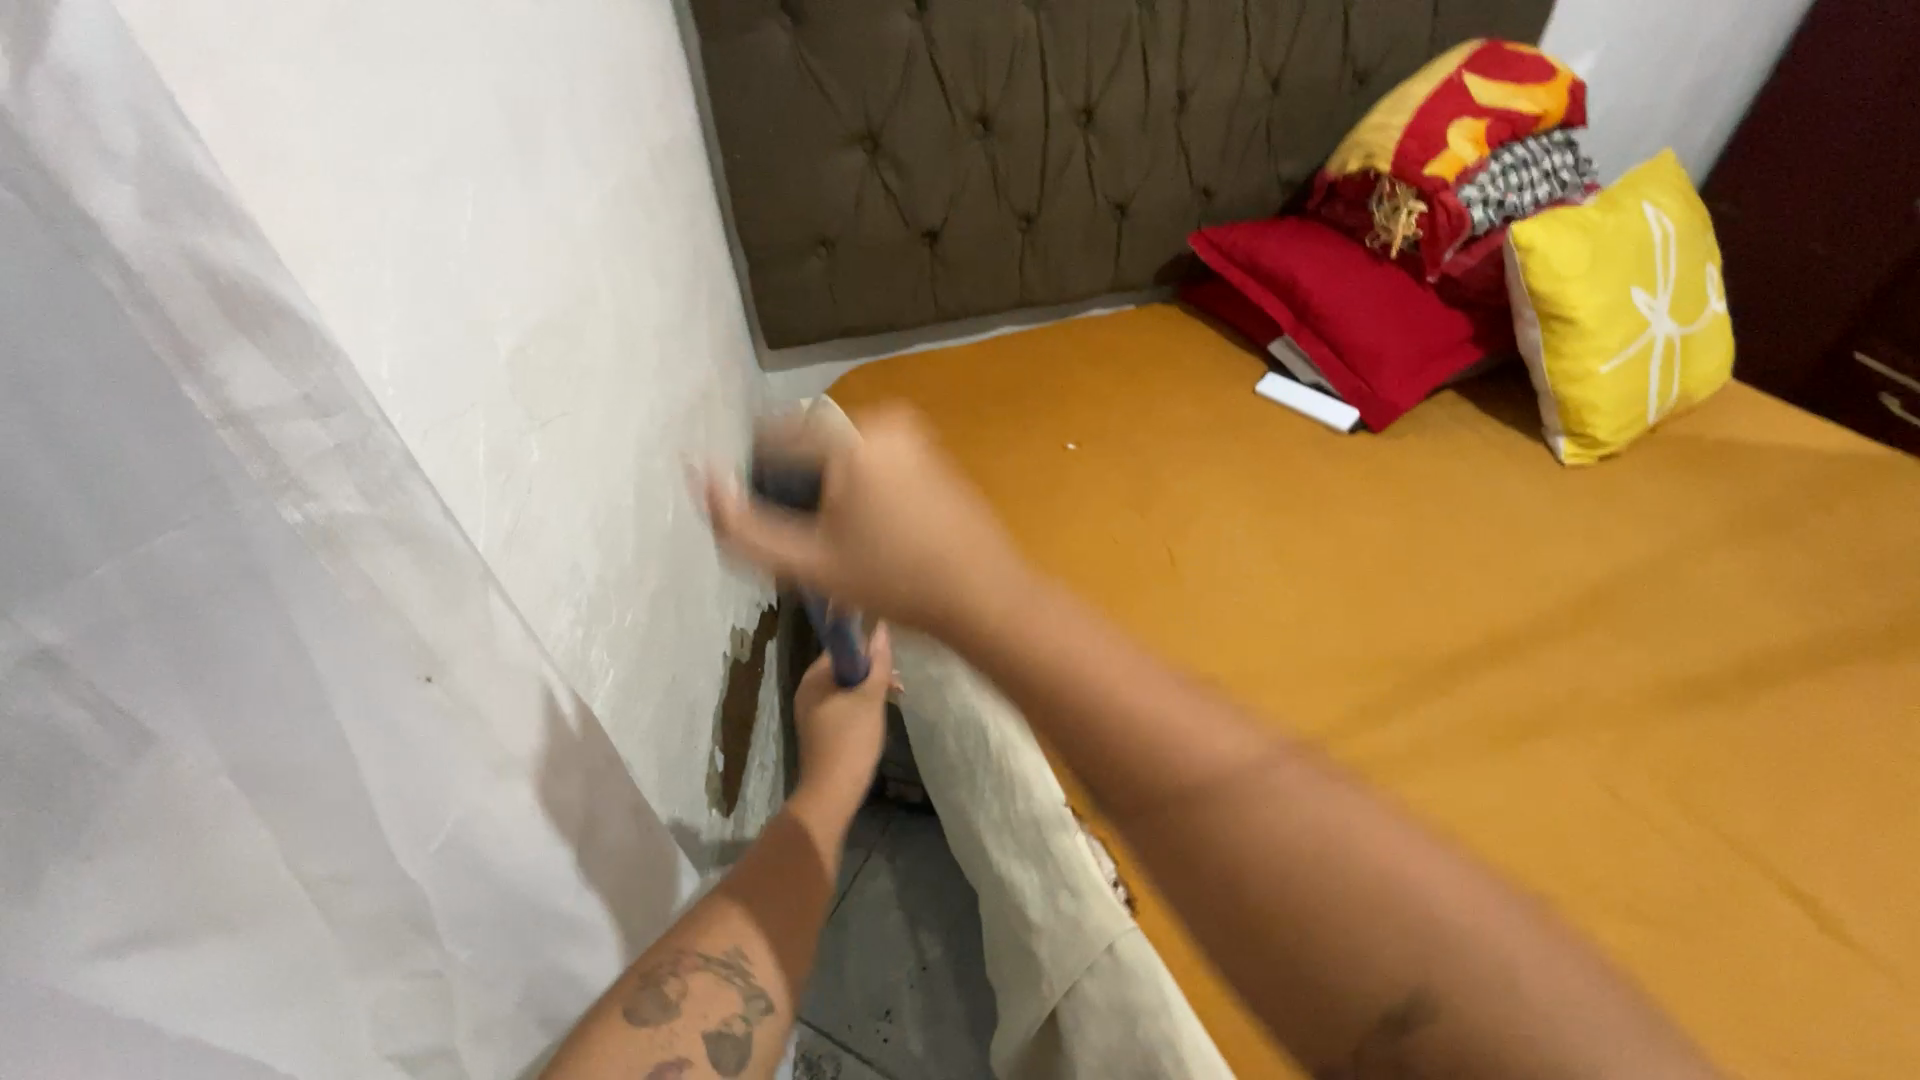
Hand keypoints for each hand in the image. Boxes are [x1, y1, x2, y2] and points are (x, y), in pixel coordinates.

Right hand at [706, 405, 1027, 637]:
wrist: (983, 596)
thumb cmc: (895, 583)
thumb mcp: (808, 565)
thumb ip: (744, 528)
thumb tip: (700, 478)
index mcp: (849, 437)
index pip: (769, 439)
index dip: (762, 486)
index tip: (784, 532)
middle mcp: (882, 419)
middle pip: (807, 448)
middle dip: (800, 492)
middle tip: (819, 546)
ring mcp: (913, 434)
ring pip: (840, 457)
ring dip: (830, 494)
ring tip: (852, 545)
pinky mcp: (931, 451)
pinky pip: (873, 460)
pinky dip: (862, 490)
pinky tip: (880, 535)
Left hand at [791, 624, 893, 804]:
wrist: (833, 792)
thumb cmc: (851, 739)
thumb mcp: (870, 697)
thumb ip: (879, 663)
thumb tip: (882, 627)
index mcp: (814, 678)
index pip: (842, 648)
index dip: (868, 651)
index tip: (891, 663)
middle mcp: (808, 690)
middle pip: (844, 668)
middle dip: (873, 673)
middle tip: (897, 686)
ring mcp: (812, 711)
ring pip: (846, 688)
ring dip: (870, 690)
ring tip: (894, 700)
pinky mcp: (820, 729)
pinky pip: (842, 706)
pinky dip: (861, 706)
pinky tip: (878, 716)